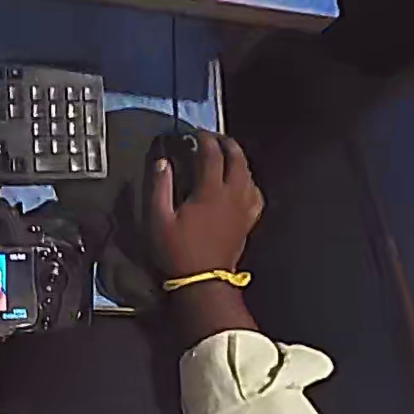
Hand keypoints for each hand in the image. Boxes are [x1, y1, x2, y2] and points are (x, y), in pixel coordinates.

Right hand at [148, 132, 263, 276]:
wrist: (201, 280)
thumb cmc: (176, 250)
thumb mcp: (157, 218)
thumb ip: (160, 187)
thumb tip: (162, 163)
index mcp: (210, 191)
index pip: (212, 155)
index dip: (204, 140)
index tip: (195, 134)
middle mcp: (232, 195)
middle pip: (237, 159)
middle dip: (226, 143)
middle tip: (214, 137)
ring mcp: (243, 208)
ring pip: (249, 174)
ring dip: (238, 159)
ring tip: (227, 154)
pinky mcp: (247, 221)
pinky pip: (256, 194)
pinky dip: (249, 181)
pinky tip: (243, 183)